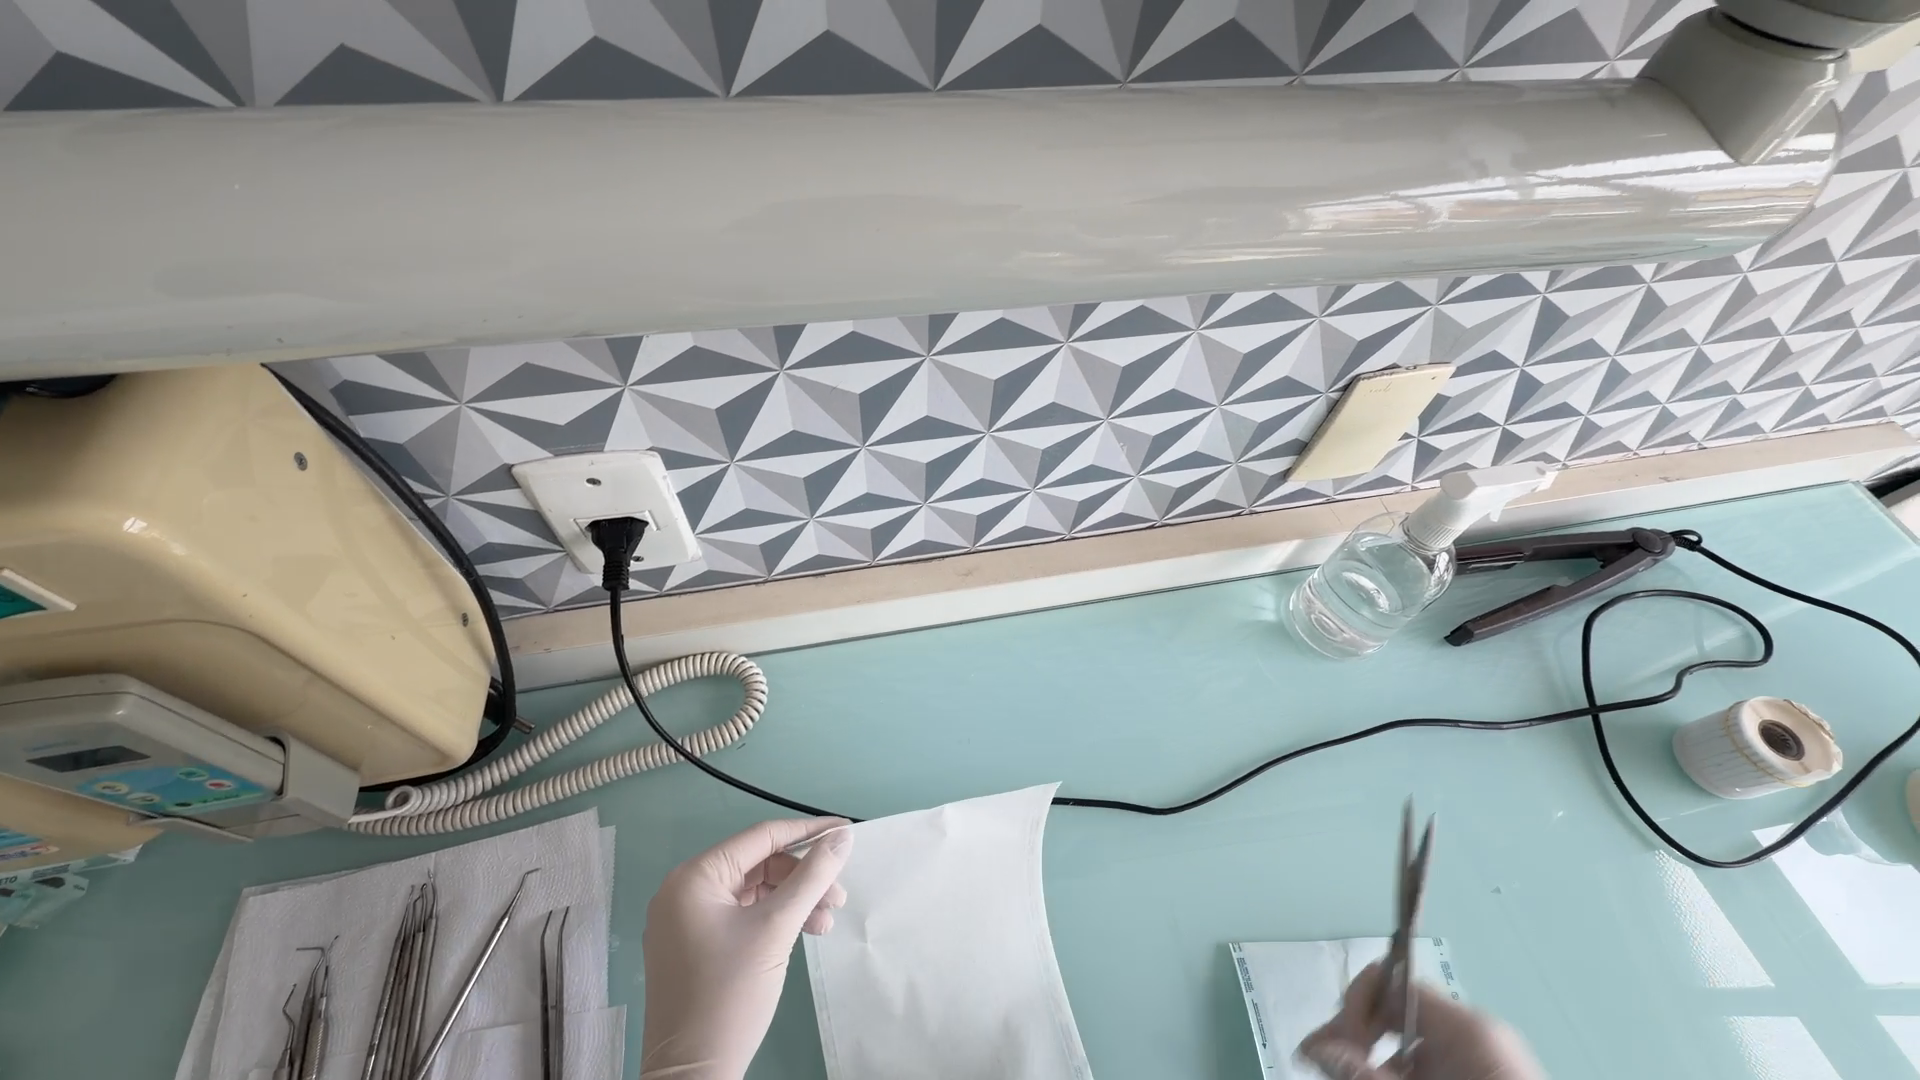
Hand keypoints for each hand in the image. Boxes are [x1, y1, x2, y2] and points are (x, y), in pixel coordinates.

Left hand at [640, 817, 853, 1079]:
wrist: (692, 1078)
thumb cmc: (730, 994)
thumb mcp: (777, 929)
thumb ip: (812, 877)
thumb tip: (842, 835)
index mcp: (694, 877)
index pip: (761, 837)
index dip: (807, 832)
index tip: (846, 832)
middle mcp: (685, 891)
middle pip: (759, 866)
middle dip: (803, 879)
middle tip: (839, 899)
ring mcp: (687, 921)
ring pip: (754, 892)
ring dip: (793, 902)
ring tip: (825, 924)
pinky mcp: (695, 947)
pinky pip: (742, 916)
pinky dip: (774, 921)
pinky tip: (802, 934)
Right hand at [1298, 963, 1545, 1079]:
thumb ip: (1363, 1075)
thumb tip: (1315, 1048)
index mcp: (1464, 1027)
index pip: (1388, 982)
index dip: (1352, 1008)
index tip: (1333, 1052)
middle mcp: (1474, 1034)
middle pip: (1394, 1015)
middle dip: (1355, 1043)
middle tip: (1321, 1070)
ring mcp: (1485, 1062)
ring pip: (1409, 1049)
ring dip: (1375, 1066)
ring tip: (1346, 1079)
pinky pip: (1432, 1069)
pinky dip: (1402, 1076)